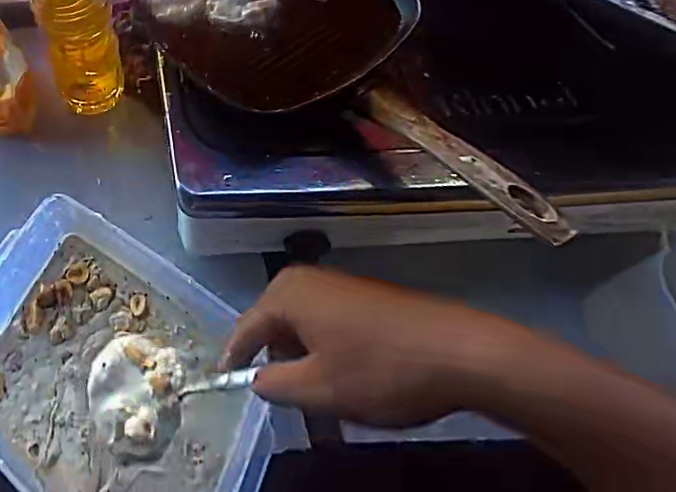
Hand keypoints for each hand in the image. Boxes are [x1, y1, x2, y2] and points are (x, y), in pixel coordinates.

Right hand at [221, 266, 545, 427]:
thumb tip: (257, 378)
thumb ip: (276, 385)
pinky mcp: (360, 296)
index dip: (234, 359)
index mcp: (289, 293)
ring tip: (312, 395)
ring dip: (299, 357)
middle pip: (273, 323)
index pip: (246, 327)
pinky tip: (341, 377)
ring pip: (301, 324)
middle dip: (271, 359)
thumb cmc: (380, 369)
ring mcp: (337, 284)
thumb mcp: (320, 389)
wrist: (453, 348)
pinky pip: (324, 322)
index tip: (223, 383)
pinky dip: (322, 348)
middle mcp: (308, 279)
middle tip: (274, 397)